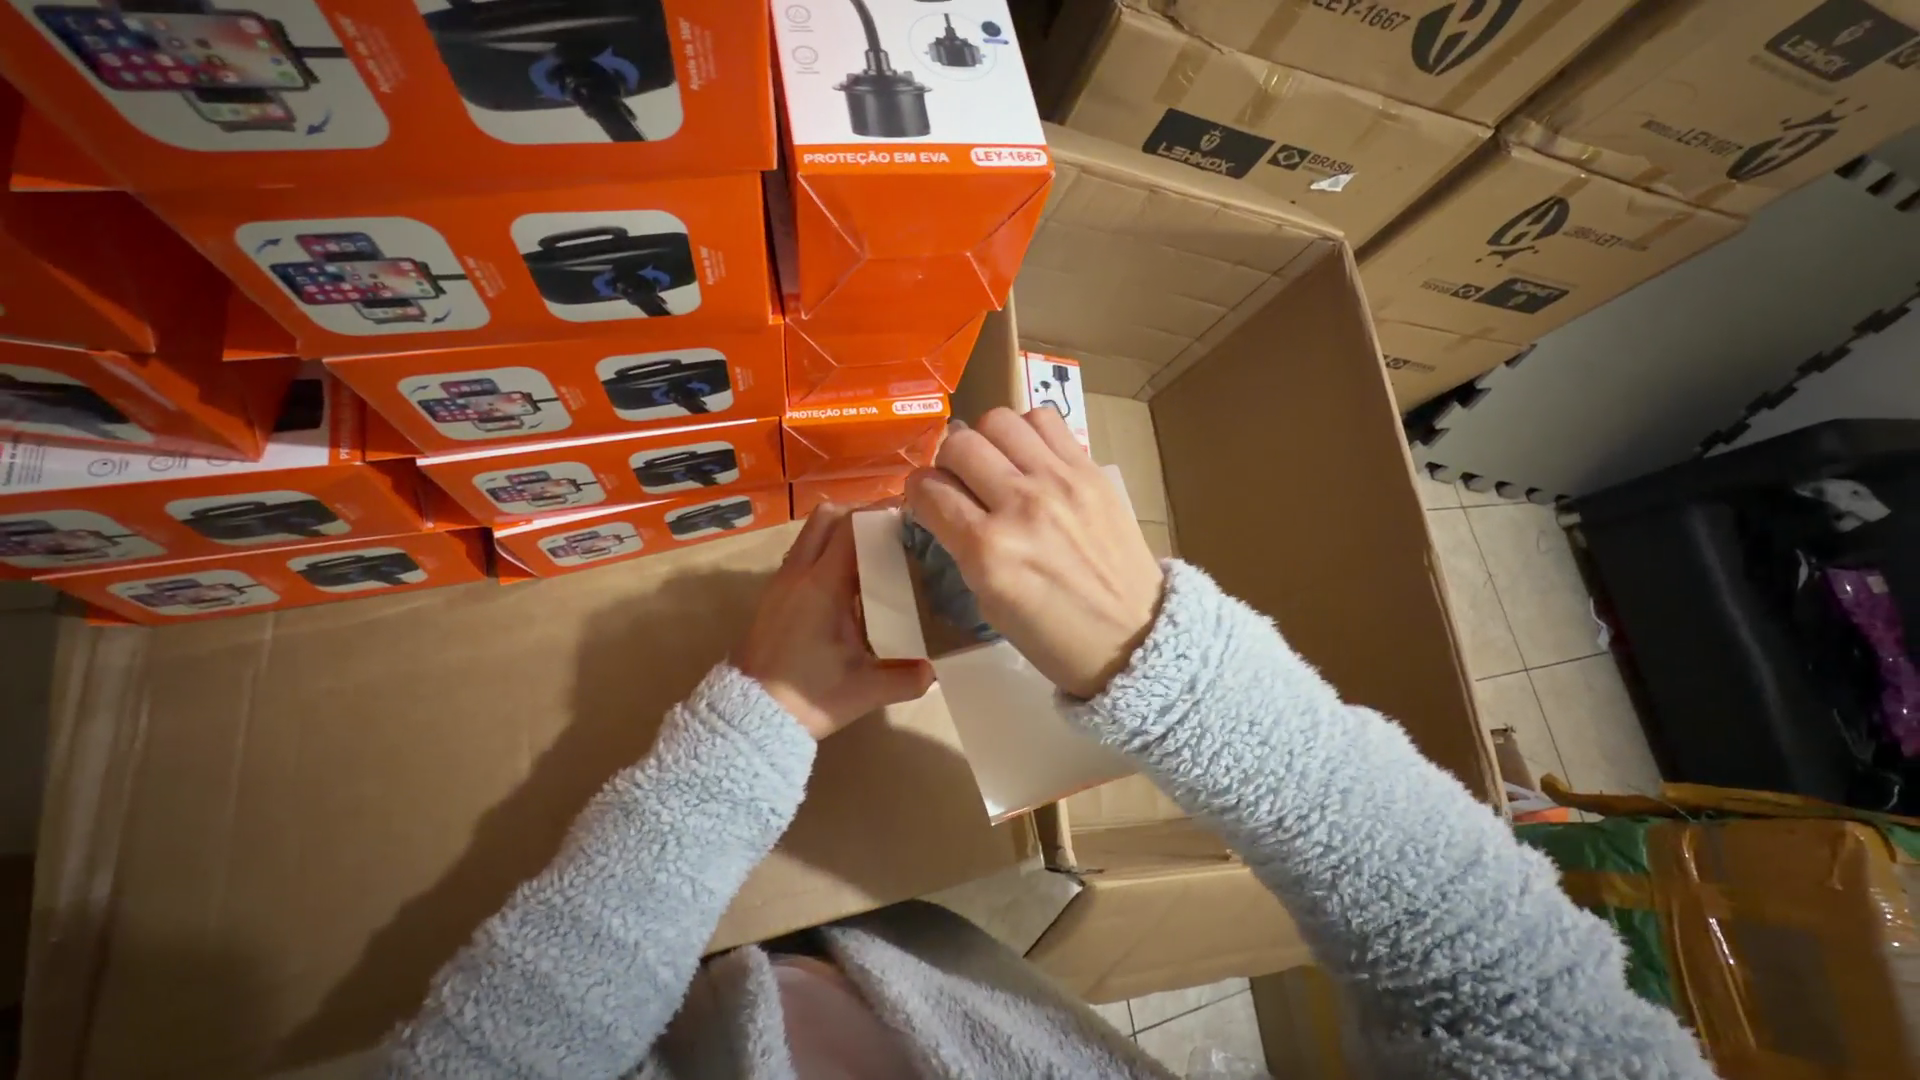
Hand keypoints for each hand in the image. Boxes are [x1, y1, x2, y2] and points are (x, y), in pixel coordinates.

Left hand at [736, 504, 934, 739]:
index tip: (909, 515)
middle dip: (859, 514)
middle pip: (827, 516)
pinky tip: (849, 582)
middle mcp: (799, 574)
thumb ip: (908, 677)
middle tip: (890, 531)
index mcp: (822, 586)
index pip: (852, 527)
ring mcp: (781, 582)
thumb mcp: (866, 690)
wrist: (749, 717)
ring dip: (841, 532)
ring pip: (811, 533)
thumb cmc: (808, 698)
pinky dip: (826, 552)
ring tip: (874, 553)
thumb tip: (937, 670)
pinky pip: (803, 554)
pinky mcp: (773, 595)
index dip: (880, 513)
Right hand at [906, 407, 1165, 698]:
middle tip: (960, 481)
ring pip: (998, 420)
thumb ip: (964, 548)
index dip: (917, 492)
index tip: (926, 499)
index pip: (929, 491)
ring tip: (997, 464)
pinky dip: (1028, 432)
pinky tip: (1031, 457)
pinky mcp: (1091, 470)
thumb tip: (948, 507)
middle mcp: (1020, 505)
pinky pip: (1046, 420)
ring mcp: (1059, 481)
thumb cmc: (1055, 638)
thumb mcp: (989, 604)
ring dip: (986, 440)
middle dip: (947, 461)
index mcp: (988, 551)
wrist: (1134, 638)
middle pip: (959, 444)